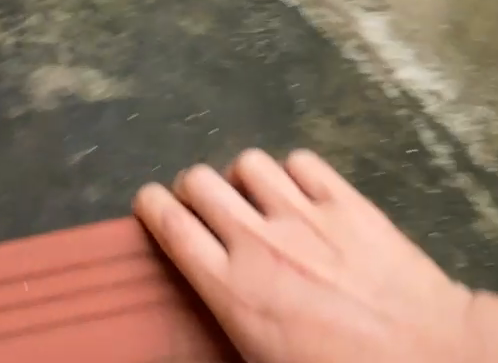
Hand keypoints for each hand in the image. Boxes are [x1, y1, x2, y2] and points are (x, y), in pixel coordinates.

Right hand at [134, 149, 479, 362]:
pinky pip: (301, 161)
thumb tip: (217, 325)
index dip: (151, 205)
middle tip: (207, 209)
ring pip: (248, 163)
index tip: (151, 205)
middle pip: (198, 181)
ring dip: (244, 179)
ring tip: (258, 199)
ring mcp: (302, 215)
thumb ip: (232, 336)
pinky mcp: (345, 202)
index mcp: (233, 290)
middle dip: (193, 189)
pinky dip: (295, 172)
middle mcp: (257, 241)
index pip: (170, 224)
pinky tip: (304, 193)